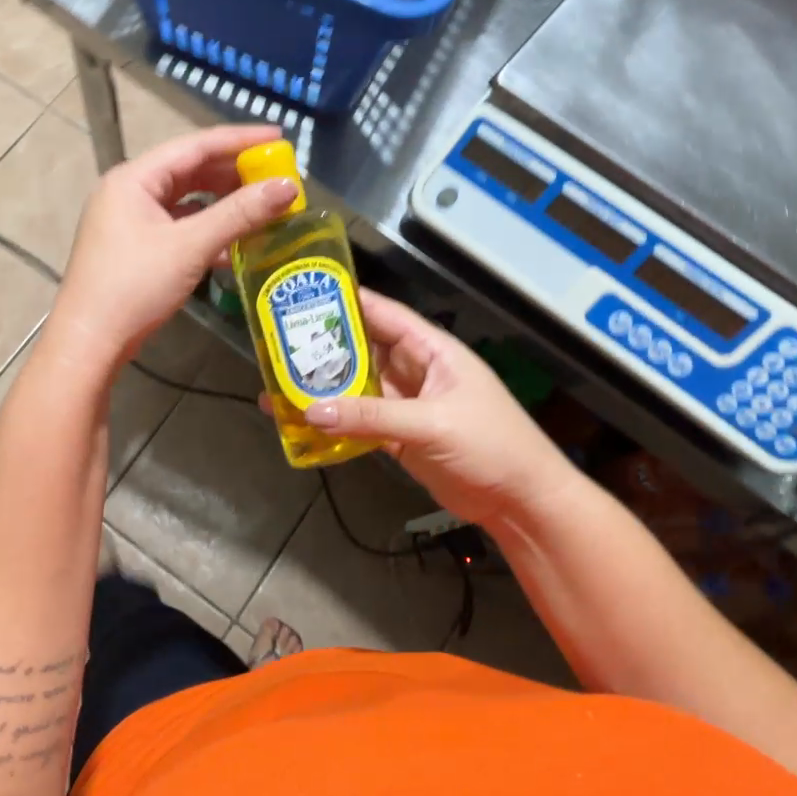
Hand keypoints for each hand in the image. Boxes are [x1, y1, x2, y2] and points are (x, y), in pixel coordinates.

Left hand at [53, 124, 296, 363]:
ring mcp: (129, 222)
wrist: (90, 340)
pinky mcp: (134, 249)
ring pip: (185, 202)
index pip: (194, 146)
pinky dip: (206, 231)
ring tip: (263, 206)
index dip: (239, 140)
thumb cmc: (134, 285)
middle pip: (189, 171)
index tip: (279, 137)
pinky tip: (236, 244)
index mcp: (134, 179)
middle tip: (275, 175)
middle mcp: (129, 192)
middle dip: (233, 174)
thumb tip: (288, 186)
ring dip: (222, 204)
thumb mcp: (190, 246)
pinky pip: (177, 228)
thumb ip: (240, 214)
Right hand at [301, 290, 586, 525]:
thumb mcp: (432, 424)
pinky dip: (333, 423)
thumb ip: (371, 416)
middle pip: (363, 350)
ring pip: (356, 388)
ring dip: (323, 387)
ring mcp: (406, 405)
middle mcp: (416, 372)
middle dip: (324, 346)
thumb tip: (310, 410)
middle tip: (276, 341)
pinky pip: (358, 423)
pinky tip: (300, 422)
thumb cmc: (491, 446)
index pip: (385, 315)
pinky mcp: (399, 437)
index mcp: (433, 351)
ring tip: (277, 381)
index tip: (305, 294)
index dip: (347, 303)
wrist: (520, 502)